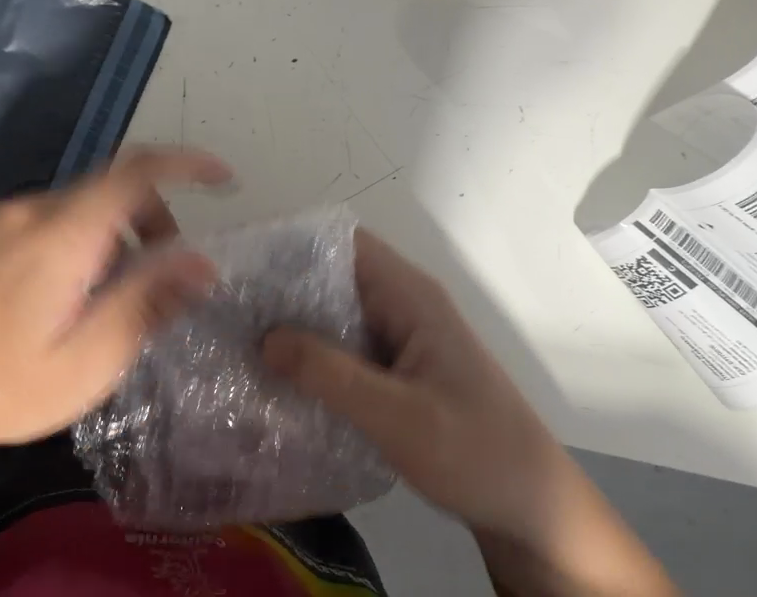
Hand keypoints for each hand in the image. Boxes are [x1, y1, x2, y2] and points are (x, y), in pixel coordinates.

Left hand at [0, 147, 229, 473]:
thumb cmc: (8, 386)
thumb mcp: (91, 357)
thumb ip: (148, 301)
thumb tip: (202, 263)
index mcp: (59, 234)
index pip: (132, 171)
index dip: (184, 166)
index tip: (224, 180)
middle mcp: (29, 211)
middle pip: (109, 187)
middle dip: (153, 219)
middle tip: (167, 277)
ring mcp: (3, 221)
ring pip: (81, 205)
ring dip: (118, 235)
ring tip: (119, 299)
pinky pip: (53, 219)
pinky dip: (86, 240)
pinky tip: (78, 295)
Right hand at [260, 232, 570, 543]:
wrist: (534, 514)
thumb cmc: (478, 455)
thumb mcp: (400, 418)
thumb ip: (330, 374)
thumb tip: (262, 336)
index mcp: (409, 296)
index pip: (340, 241)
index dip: (288, 241)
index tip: (237, 259)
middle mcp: (400, 304)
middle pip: (326, 272)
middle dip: (275, 282)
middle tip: (221, 301)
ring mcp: (396, 336)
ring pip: (328, 310)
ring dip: (286, 319)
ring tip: (231, 331)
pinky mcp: (390, 368)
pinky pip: (336, 343)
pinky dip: (303, 350)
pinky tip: (268, 368)